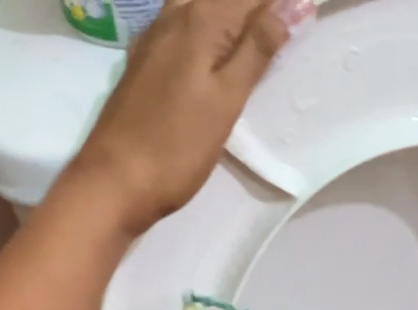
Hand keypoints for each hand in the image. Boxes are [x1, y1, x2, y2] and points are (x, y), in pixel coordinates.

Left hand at [67, 0, 306, 234]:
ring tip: (253, 35)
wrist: (111, 184)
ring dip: (228, 13)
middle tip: (282, 26)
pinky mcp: (140, 63)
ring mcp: (151, 38)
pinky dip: (203, 24)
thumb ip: (257, 48)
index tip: (307, 12)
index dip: (281, 3)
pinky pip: (179, 23)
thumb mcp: (226, 100)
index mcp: (202, 18)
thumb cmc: (175, 148)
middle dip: (254, 8)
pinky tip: (211, 44)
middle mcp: (174, 14)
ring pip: (197, 3)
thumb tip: (292, 4)